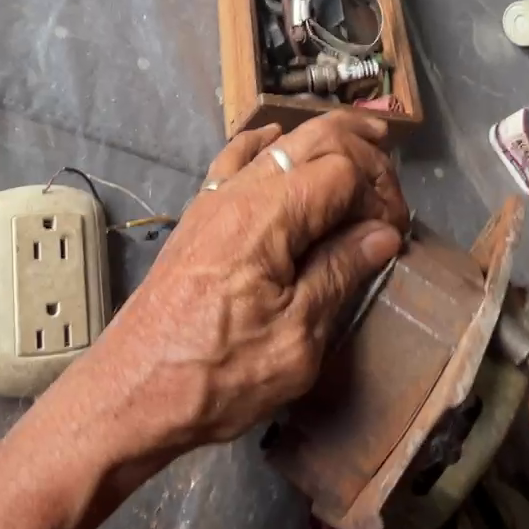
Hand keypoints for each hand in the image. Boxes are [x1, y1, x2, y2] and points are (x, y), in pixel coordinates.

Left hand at [72, 112, 409, 450]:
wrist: (133, 390)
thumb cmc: (217, 374)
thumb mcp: (295, 339)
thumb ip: (338, 274)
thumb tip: (383, 234)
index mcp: (267, 216)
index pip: (340, 169)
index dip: (379, 191)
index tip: (395, 232)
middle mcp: (238, 191)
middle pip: (310, 138)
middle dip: (359, 145)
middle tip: (393, 170)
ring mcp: (213, 198)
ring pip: (274, 141)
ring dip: (320, 138)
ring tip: (359, 140)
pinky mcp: (199, 214)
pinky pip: (235, 158)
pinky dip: (266, 143)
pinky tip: (277, 140)